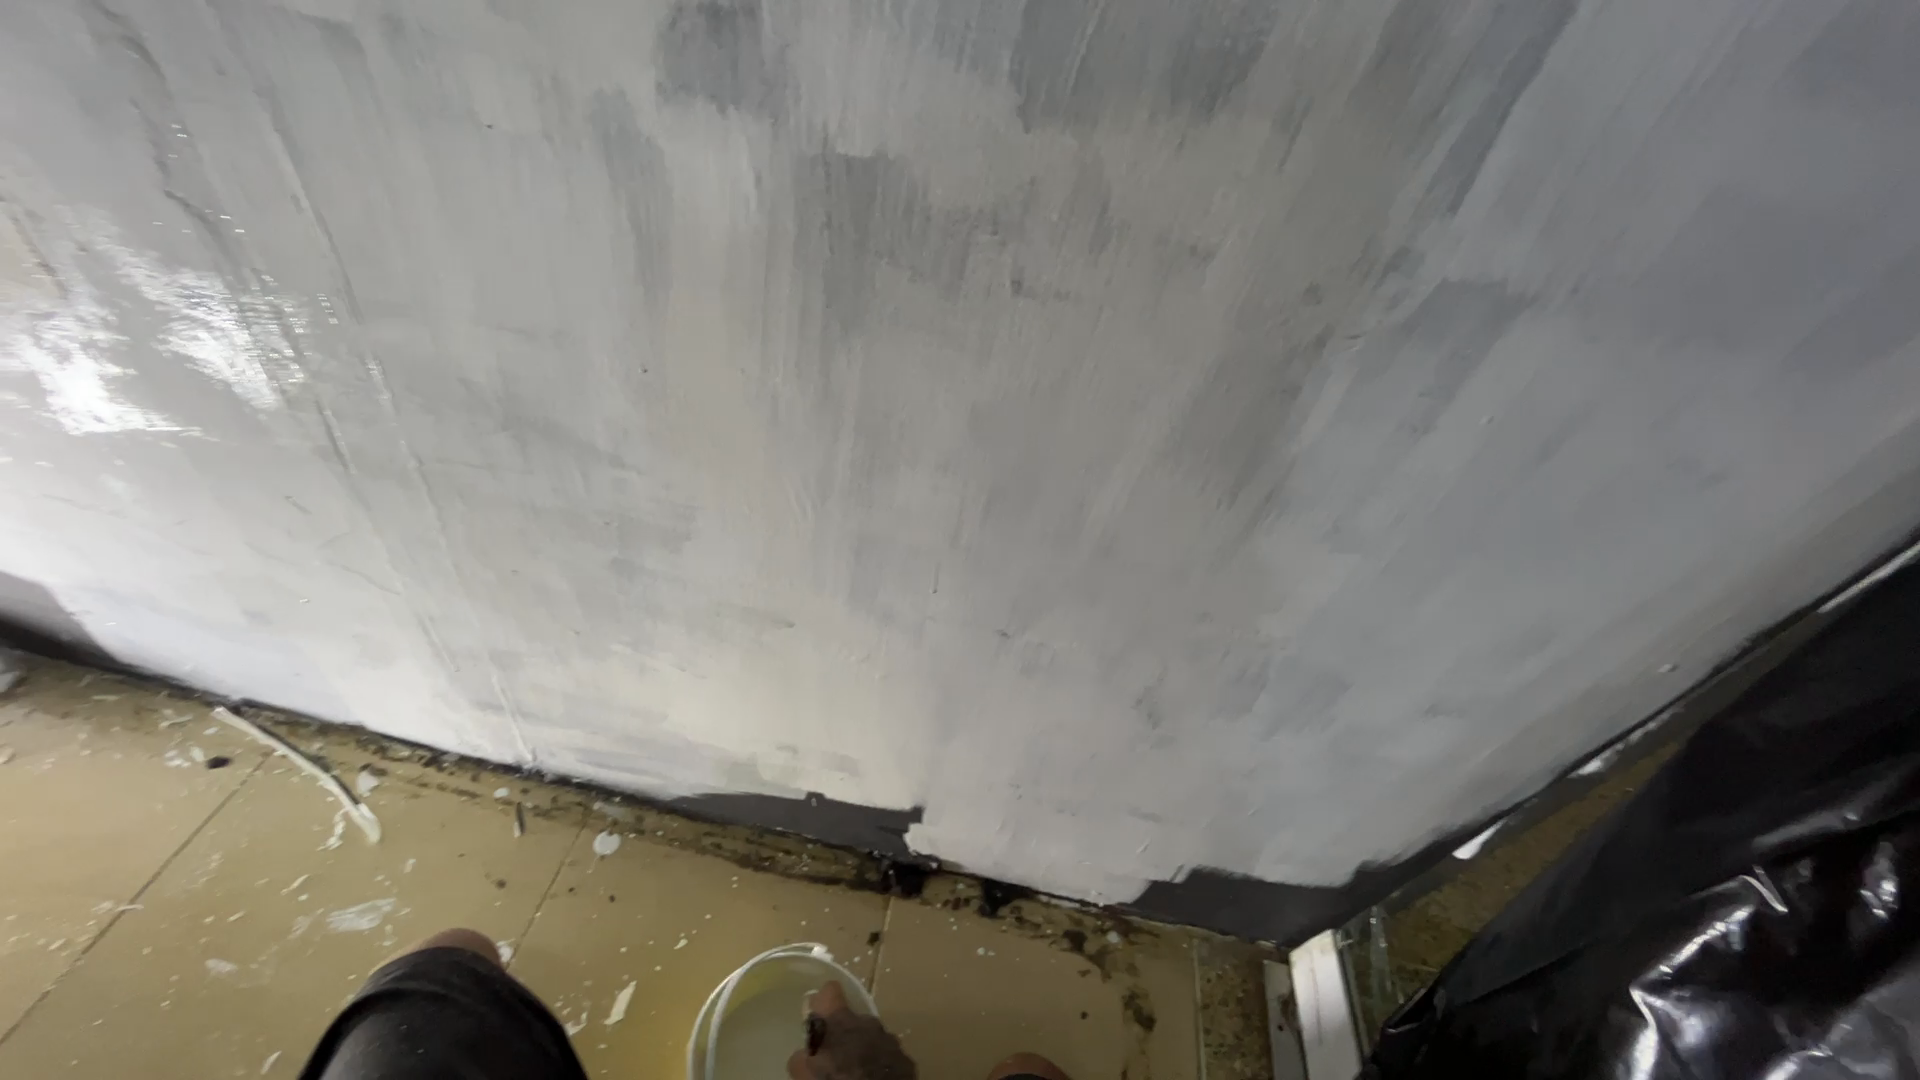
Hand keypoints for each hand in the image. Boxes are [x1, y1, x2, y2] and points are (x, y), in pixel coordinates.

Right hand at [787, 981, 916, 1079]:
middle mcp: (867, 1022)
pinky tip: (873, 1079)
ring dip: (863, 1050)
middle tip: (836, 1059)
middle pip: (852, 1019)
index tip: (818, 1016)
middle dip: (845, 1035)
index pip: (829, 991)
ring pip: (871, 1038)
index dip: (823, 1001)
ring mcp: (889, 1039)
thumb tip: (803, 1054)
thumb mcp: (809, 1075)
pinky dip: (879, 1065)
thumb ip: (802, 1059)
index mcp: (840, 1022)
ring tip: (855, 1072)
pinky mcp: (905, 1059)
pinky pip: (888, 1055)